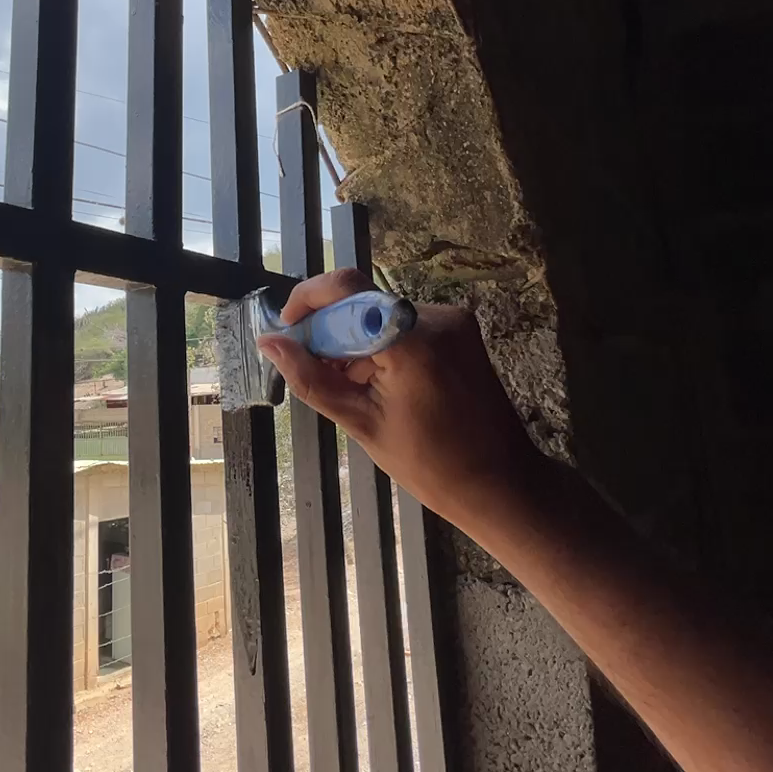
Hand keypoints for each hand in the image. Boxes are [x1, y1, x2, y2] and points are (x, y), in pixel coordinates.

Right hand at [256, 269, 546, 524]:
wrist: (502, 483)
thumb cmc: (430, 465)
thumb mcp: (361, 423)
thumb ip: (311, 378)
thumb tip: (269, 343)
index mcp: (410, 340)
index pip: (345, 288)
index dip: (306, 300)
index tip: (288, 331)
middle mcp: (434, 317)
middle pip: (362, 303)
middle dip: (329, 331)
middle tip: (316, 372)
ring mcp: (452, 321)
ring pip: (382, 315)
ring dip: (356, 342)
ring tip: (354, 389)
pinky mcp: (460, 330)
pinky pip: (405, 324)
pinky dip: (383, 346)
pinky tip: (382, 384)